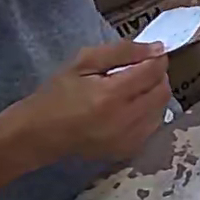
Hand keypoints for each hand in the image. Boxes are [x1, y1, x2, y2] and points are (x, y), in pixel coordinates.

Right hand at [2, 41, 169, 170]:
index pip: (153, 71)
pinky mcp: (127, 150)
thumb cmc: (57, 94)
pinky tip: (130, 108)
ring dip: (154, 94)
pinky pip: (152, 126)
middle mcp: (124, 120)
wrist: (37, 135)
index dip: (156, 58)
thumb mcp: (83, 62)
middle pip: (163, 91)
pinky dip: (148, 112)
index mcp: (110, 95)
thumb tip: (157, 48)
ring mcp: (127, 139)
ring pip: (161, 109)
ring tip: (132, 90)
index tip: (150, 53)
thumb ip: (123, 51)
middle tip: (140, 70)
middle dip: (157, 76)